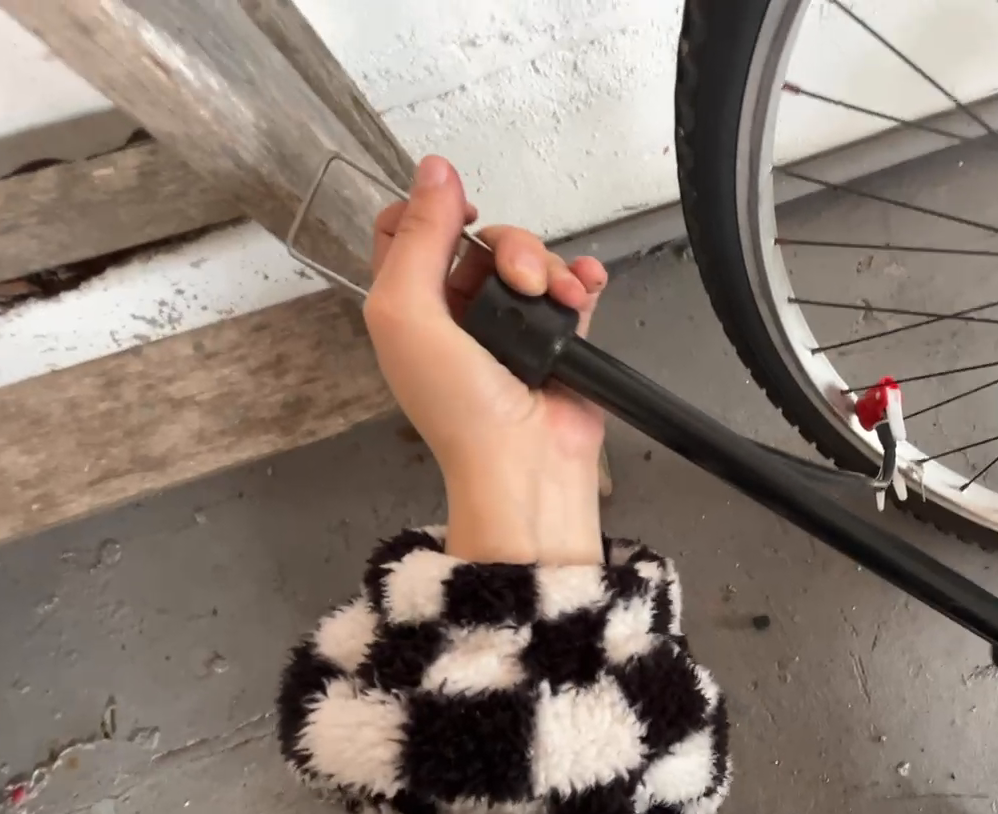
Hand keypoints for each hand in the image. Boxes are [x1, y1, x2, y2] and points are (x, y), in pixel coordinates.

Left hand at [362, 155, 609, 564]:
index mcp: (414, 306)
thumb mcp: (408, 314)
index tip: (464, 215)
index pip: (411, 233)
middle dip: (512, 248)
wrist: (526, 460)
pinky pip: (575, 292)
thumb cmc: (458, 402)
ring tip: (563, 301)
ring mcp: (516, 327)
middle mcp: (463, 313)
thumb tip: (435, 169)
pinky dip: (584, 280)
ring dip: (552, 269)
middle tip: (524, 281)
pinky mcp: (563, 341)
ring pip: (534, 264)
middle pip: (484, 243)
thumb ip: (418, 238)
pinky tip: (589, 284)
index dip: (433, 210)